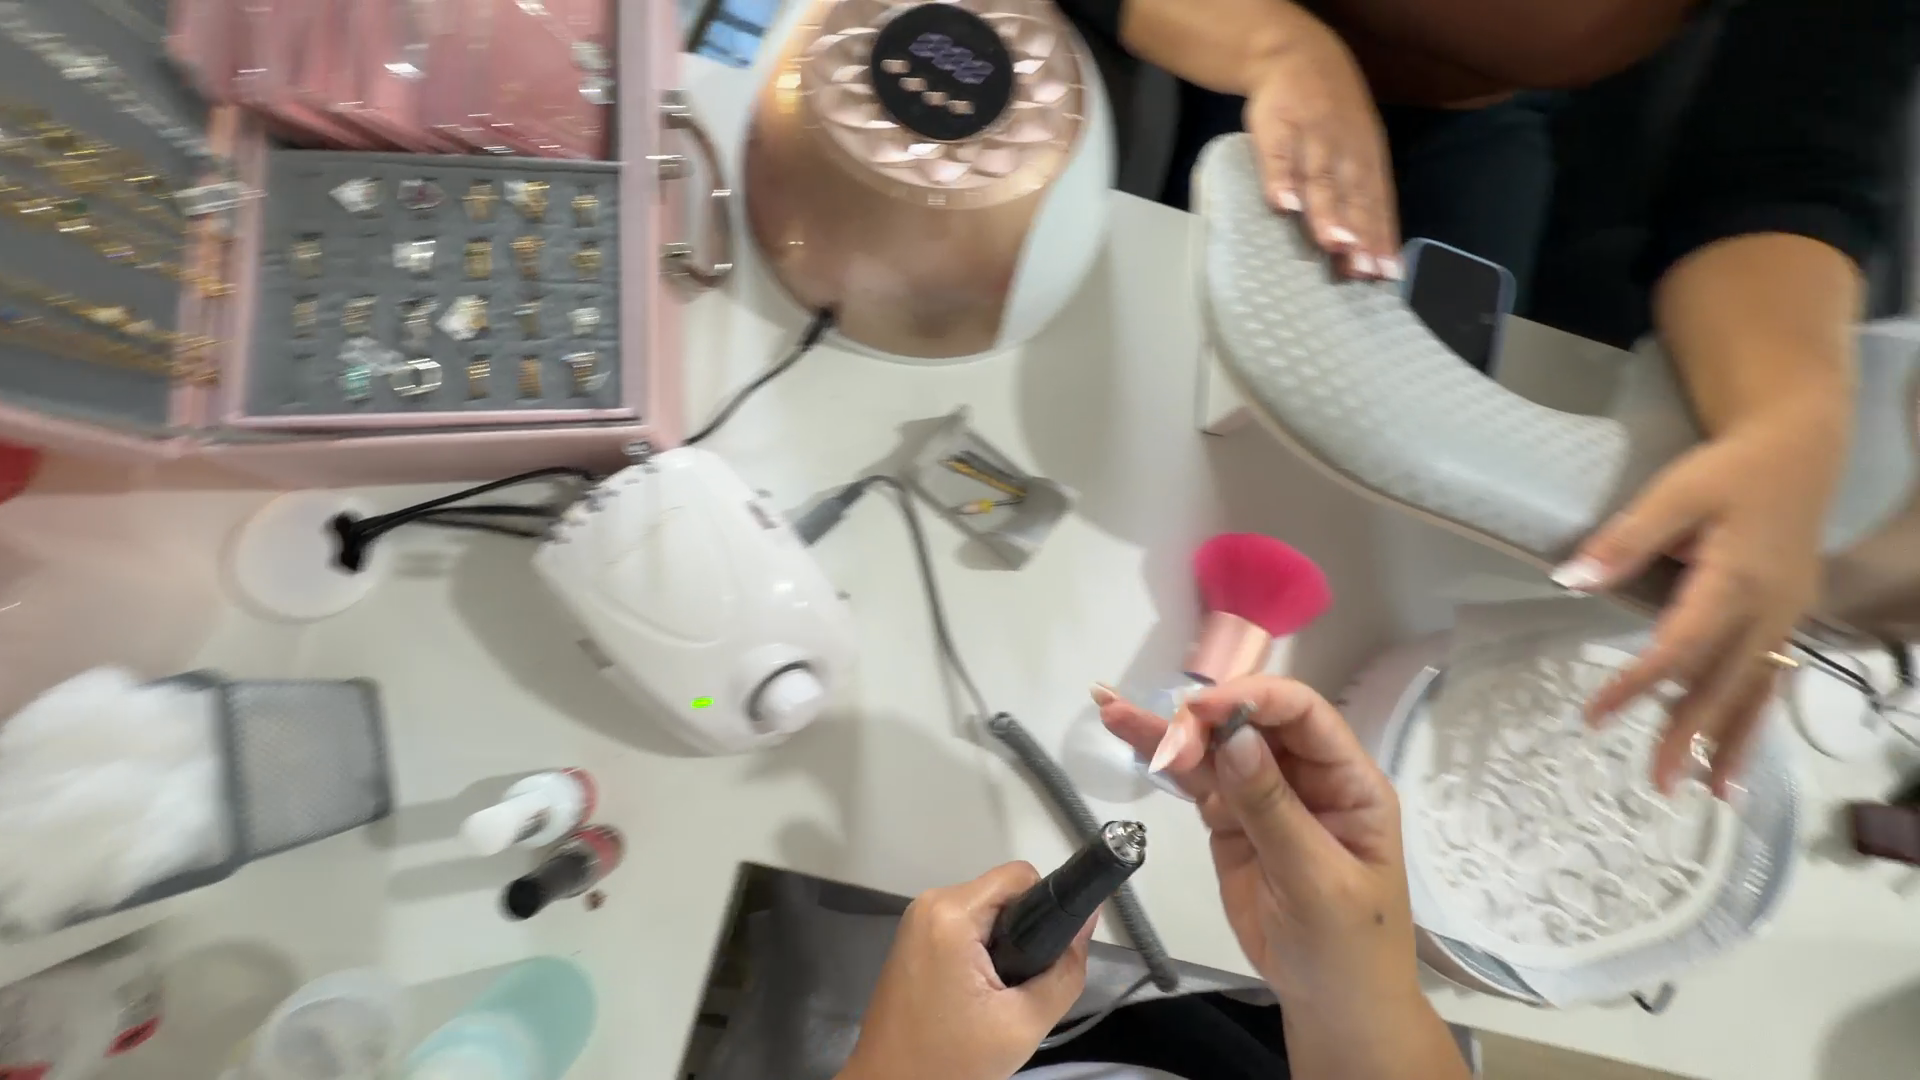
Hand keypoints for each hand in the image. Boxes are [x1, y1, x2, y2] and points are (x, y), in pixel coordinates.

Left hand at [841, 862, 1092, 1079]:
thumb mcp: (1022, 1024)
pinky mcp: (913, 935)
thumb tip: (1088, 920)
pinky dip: (980, 947)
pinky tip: (979, 990)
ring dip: (1002, 941)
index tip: (1050, 948)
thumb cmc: (949, 1062)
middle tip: (1022, 983)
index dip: (1045, 905)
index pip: (1018, 876)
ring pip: (984, 909)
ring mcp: (918, 917)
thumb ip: (1064, 971)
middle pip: (1001, 893)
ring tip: (1001, 992)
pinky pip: (963, 923)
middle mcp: (930, 902)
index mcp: (951, 912)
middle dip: (1023, 931)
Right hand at [1098, 678, 1417, 1016]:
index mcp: (1347, 781)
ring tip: (1114, 708)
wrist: (1329, 1005)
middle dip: (1203, 718)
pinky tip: (1127, 731)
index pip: (1302, 715)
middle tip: (1163, 732)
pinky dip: (1161, 757)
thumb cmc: (1346, 946)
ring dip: (1166, 729)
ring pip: (1213, 746)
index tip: (1200, 710)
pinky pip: (1194, 778)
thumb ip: (1273, 808)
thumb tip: (1234, 738)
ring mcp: (1262, 792)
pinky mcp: (1228, 815)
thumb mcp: (1316, 880)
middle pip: (1249, 722)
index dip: (1252, 700)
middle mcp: (1304, 774)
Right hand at [1242, 8, 1398, 280]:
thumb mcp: (1349, 151)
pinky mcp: (1277, 129)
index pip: (1376, 204)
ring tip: (1332, 243)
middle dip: (1360, 232)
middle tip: (1363, 269)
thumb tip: (1357, 252)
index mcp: (1364, 160)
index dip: (1380, 238)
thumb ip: (1353, 199)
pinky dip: (1280, 179)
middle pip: (1353, 196)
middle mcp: (1344, 151)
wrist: (1294, 56)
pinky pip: (1279, 156)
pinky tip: (1280, 205)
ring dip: (1328, 212)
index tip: (1384, 276)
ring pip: (1322, 179)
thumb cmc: (1324, 118)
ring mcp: (1311, 138)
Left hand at [1555, 405, 1847, 793]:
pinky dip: (1755, 717)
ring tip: (1712, 791)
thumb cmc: (1727, 472)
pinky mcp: (1786, 615)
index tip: (1596, 717)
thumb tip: (1570, 580)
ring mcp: (1785, 617)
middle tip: (1658, 784)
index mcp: (1735, 582)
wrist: (1797, 451)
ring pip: (1756, 691)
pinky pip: (1771, 678)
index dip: (1636, 684)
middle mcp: (1768, 610)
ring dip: (1732, 742)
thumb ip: (1623, 541)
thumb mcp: (1672, 495)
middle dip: (1690, 737)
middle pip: (1723, 685)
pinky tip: (1741, 747)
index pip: (1676, 647)